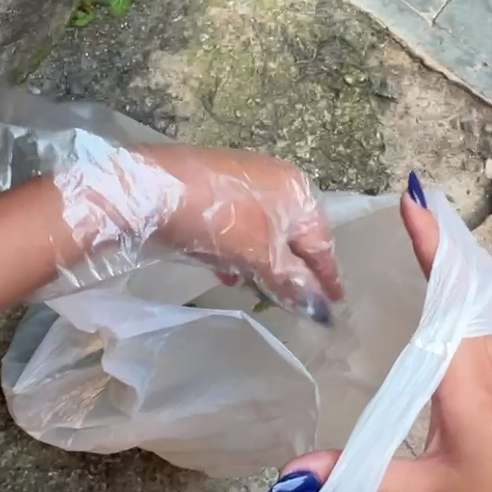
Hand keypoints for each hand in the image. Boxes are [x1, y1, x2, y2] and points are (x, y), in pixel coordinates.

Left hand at [51, 142, 341, 320]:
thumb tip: (322, 312)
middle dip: (292, 270)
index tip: (336, 302)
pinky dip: (238, 250)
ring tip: (255, 290)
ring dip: (262, 263)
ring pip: (263, 232)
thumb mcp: (262, 259)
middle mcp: (277, 181)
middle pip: (293, 236)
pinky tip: (225, 272)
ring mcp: (244, 179)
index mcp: (300, 193)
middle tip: (293, 302)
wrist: (155, 189)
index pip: (322, 243)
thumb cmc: (221, 223)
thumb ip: (293, 284)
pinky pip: (238, 225)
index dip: (327, 276)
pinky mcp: (214, 185)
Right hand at [276, 193, 491, 491]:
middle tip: (420, 217)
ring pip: (488, 323)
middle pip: (478, 295)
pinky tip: (451, 351)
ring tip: (434, 266)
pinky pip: (491, 354)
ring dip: (463, 284)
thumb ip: (354, 479)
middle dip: (448, 250)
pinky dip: (469, 326)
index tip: (412, 196)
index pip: (448, 295)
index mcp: (471, 381)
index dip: (430, 243)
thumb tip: (282, 475)